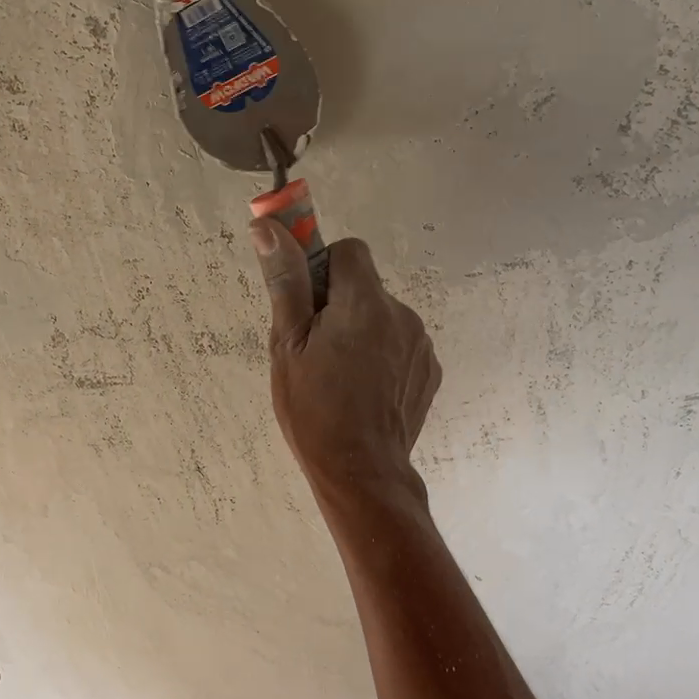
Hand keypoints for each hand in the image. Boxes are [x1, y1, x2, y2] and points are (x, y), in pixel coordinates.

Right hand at [250, 219, 441, 488]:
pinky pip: (399, 345)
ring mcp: (421, 344)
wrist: (361, 471)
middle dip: (339, 306)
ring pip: (381, 317)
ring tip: (339, 377)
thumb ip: (285, 281)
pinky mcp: (430, 370)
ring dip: (361, 332)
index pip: (349, 250)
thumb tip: (269, 227)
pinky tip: (364, 392)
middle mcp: (402, 314)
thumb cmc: (314, 409)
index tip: (306, 305)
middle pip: (364, 287)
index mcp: (365, 302)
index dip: (322, 269)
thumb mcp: (287, 345)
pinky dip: (381, 357)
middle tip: (314, 350)